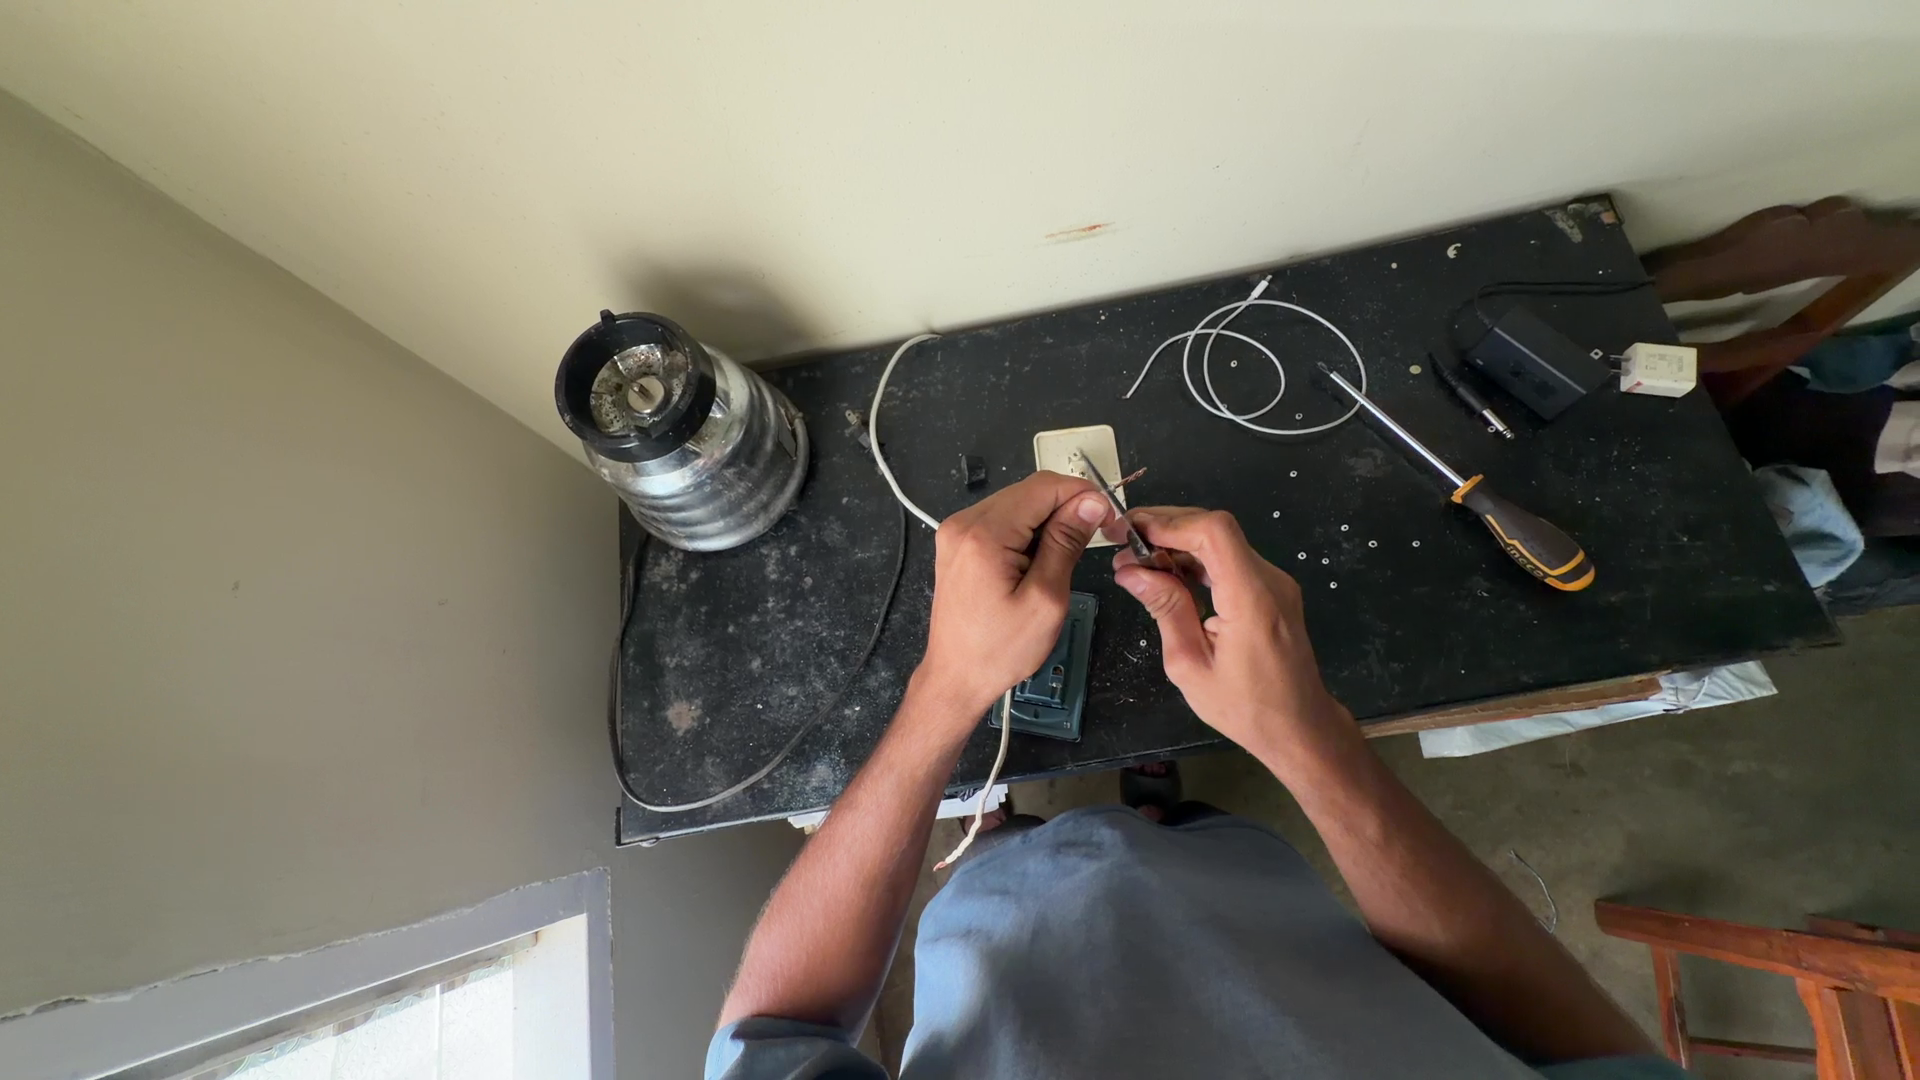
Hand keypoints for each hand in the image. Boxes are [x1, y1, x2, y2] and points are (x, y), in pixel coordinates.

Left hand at [917, 471, 1112, 719]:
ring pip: (1017, 502)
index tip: (1109, 519)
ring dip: (1048, 519)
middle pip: (1028, 490)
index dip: (1082, 494)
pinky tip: (1040, 557)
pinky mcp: (958, 542)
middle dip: (1067, 506)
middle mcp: (963, 522)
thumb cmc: (1001, 650)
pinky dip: (1027, 530)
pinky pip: (1001, 519)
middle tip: (1096, 536)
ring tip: (1067, 553)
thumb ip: (1067, 543)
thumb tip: (1091, 502)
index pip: (1043, 487)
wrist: (956, 677)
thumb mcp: (1046, 599)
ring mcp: (956, 531)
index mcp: (983, 534)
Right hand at [1110, 507, 1353, 763]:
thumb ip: (1165, 610)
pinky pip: (1229, 559)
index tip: (1131, 533)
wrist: (1300, 728)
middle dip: (1166, 527)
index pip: (1215, 532)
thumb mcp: (1190, 665)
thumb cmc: (1244, 708)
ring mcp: (1273, 582)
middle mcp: (1269, 580)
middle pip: (1216, 528)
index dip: (1171, 523)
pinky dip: (1194, 557)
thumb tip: (1130, 572)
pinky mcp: (1270, 589)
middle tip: (1123, 544)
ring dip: (1177, 542)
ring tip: (1137, 561)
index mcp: (1251, 599)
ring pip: (1221, 540)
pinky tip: (1165, 573)